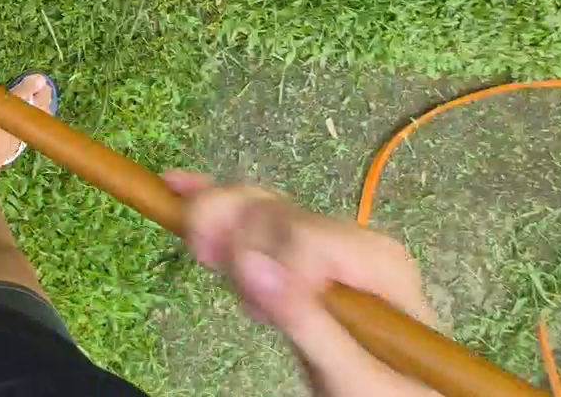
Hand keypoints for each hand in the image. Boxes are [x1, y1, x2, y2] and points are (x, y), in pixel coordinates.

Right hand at [164, 171, 439, 396]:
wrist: (387, 396)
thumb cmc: (388, 394)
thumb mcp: (357, 376)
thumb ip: (308, 322)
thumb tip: (250, 266)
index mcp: (378, 262)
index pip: (307, 237)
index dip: (272, 265)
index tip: (259, 313)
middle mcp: (347, 236)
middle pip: (272, 213)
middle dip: (239, 247)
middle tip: (242, 304)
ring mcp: (315, 233)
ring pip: (250, 201)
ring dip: (213, 221)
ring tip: (205, 259)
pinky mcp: (286, 239)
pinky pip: (242, 205)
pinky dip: (206, 195)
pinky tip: (173, 184)